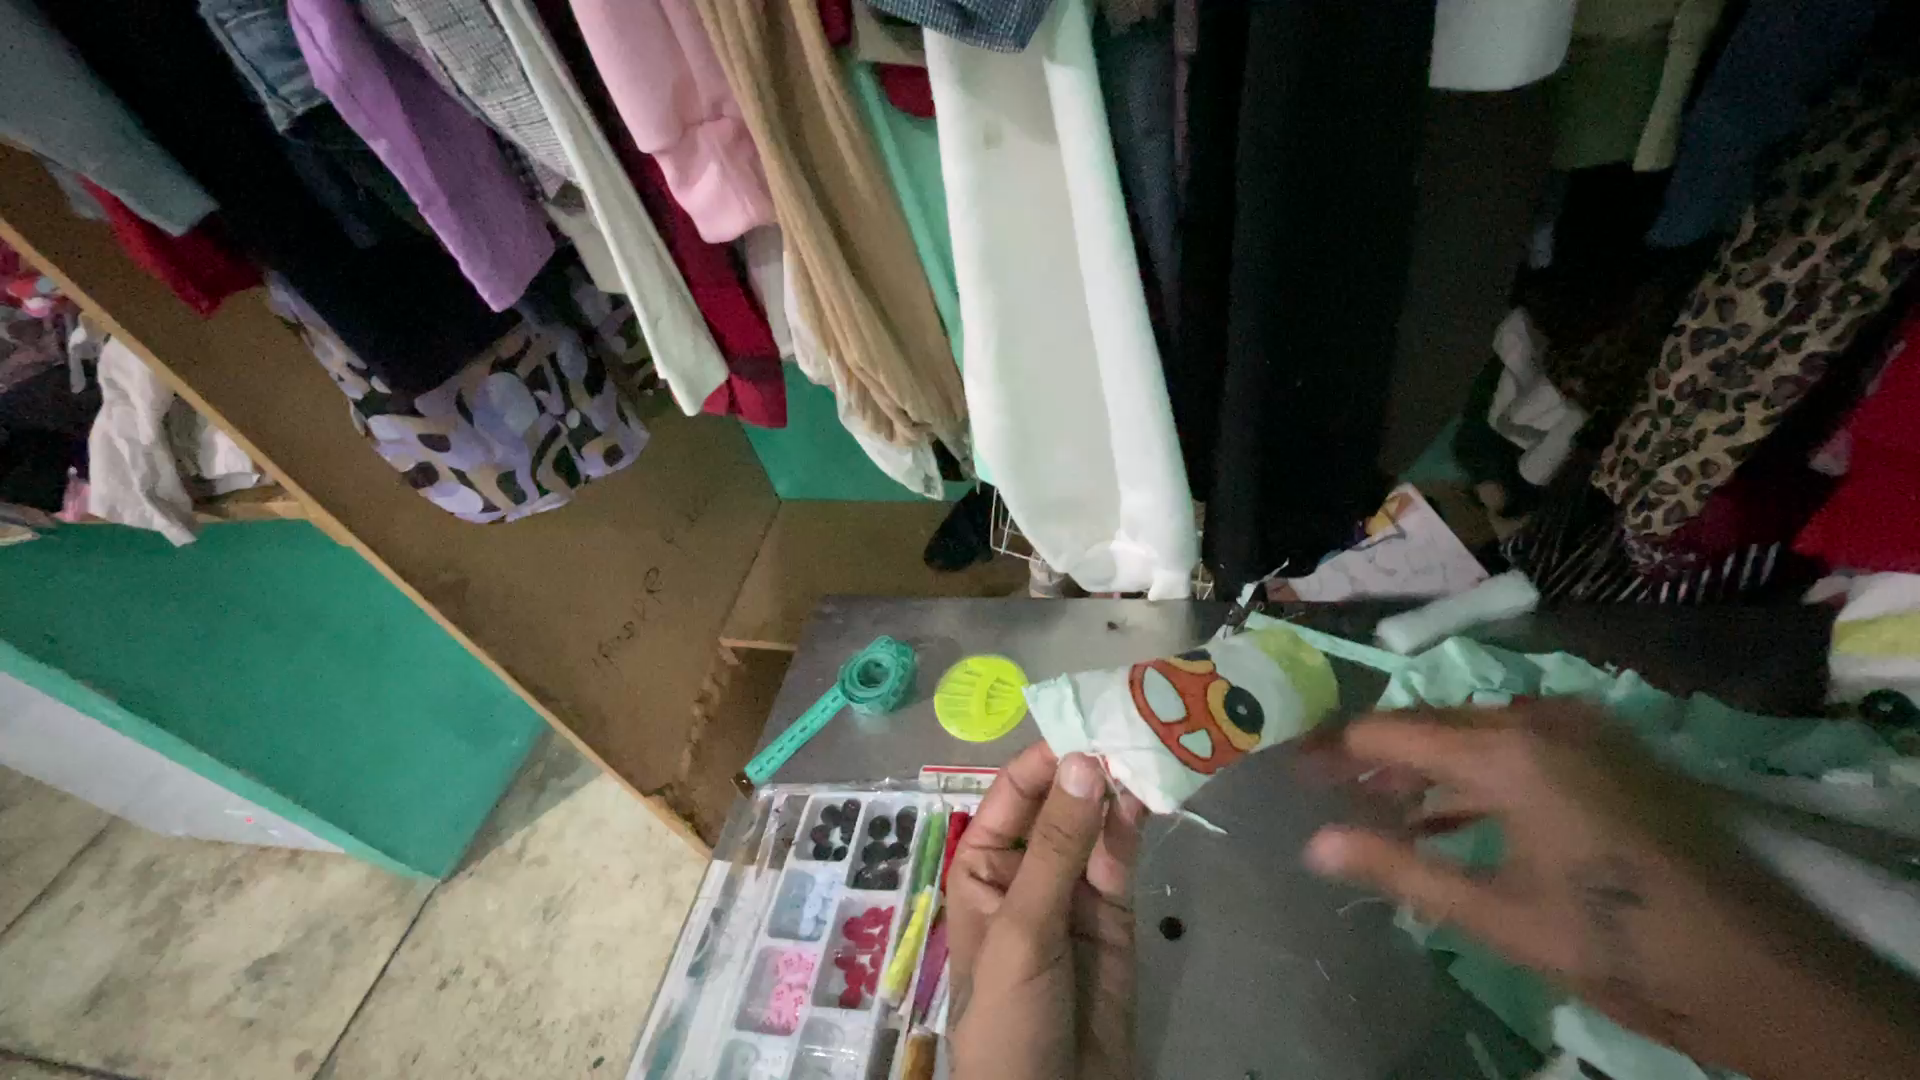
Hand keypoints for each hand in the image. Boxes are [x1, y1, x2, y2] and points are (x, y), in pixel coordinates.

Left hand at [947, 743, 1143, 1079]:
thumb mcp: (1023, 925)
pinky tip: (1151, 790)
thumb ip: (1057, 845)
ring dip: (1118, 786)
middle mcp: (1027, 864)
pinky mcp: (1115, 909)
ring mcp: (1073, 885)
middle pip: (1059, 800)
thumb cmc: (1010, 1013)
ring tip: (1149, 745)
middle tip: (1133, 721)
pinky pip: (1122, 855)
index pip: (1015, 790)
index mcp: (983, 861)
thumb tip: (1085, 760)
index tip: (1090, 718)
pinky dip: (1135, 822)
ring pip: (1095, 822)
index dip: (1049, 755)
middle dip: (1090, 764)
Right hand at [1304, 701, 1919, 1079]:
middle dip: (1373, 758)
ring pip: (1470, 732)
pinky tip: (1452, 815)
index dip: (1334, 753)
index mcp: (1506, 754)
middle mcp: (1538, 722)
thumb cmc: (1620, 945)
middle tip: (1329, 789)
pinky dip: (1473, 773)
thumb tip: (1312, 846)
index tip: (1292, 767)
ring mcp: (1579, 732)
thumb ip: (1398, 869)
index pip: (1388, 734)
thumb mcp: (1495, 914)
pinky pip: (1515, 743)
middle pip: (1427, 725)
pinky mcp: (1607, 750)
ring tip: (1384, 808)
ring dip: (1424, 767)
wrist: (1774, 976)